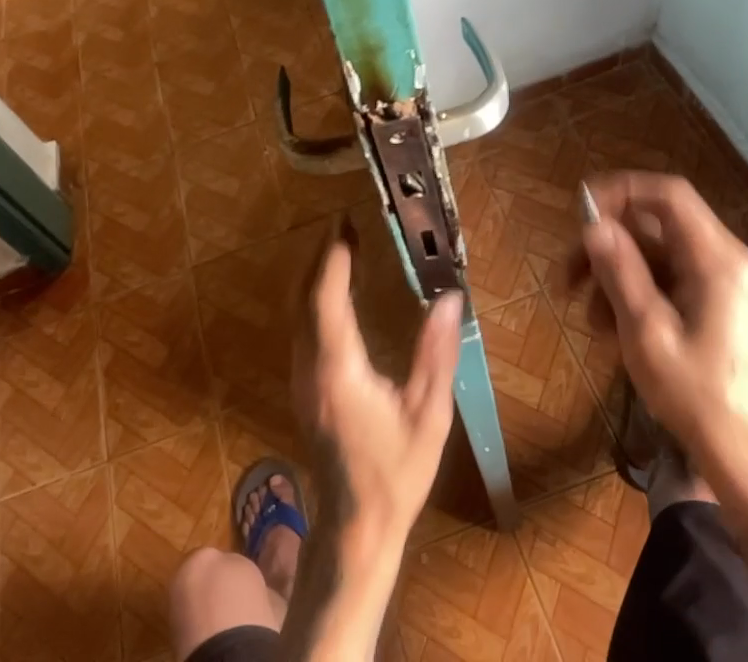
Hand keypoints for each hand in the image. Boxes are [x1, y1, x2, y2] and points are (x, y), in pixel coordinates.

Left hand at [292, 225, 462, 551]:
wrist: (357, 522)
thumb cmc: (397, 471)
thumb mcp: (429, 414)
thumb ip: (437, 354)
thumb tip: (449, 299)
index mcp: (339, 371)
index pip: (326, 300)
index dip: (333, 259)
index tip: (344, 224)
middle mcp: (310, 369)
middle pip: (303, 300)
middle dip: (320, 258)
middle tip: (343, 224)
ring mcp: (301, 381)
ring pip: (297, 315)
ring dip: (315, 277)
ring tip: (342, 249)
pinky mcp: (304, 390)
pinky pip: (302, 331)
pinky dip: (315, 301)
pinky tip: (336, 295)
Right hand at [574, 171, 747, 495]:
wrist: (744, 450)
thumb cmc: (696, 393)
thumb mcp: (646, 331)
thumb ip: (621, 272)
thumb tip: (594, 225)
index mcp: (715, 258)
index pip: (667, 195)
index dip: (620, 192)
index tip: (579, 214)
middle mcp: (721, 259)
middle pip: (653, 225)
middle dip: (606, 246)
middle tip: (567, 278)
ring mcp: (717, 281)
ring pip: (653, 254)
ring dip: (613, 276)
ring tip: (589, 318)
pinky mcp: (710, 302)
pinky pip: (663, 280)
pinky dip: (631, 294)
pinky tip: (610, 329)